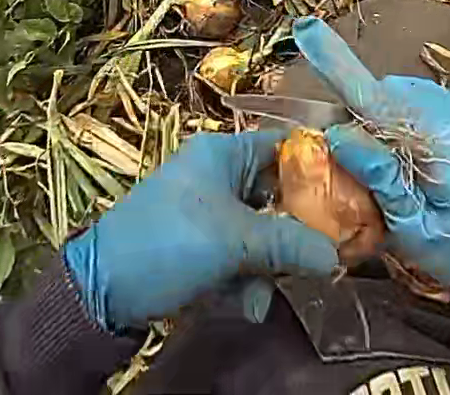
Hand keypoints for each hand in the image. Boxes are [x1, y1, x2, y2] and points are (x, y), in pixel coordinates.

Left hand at [62, 129, 338, 330]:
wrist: (104, 286)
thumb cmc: (170, 241)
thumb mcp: (233, 241)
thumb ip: (287, 243)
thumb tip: (335, 256)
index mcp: (222, 153)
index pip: (281, 145)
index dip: (314, 167)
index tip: (345, 197)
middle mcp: (218, 174)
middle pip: (274, 195)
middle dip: (289, 237)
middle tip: (312, 262)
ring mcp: (208, 209)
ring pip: (259, 231)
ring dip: (263, 268)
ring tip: (255, 297)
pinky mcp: (199, 242)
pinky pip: (237, 254)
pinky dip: (242, 279)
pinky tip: (240, 303)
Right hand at [295, 17, 449, 388]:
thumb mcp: (420, 236)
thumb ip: (381, 180)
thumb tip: (339, 133)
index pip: (384, 104)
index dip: (342, 69)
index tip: (307, 29)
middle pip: (395, 93)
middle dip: (371, 115)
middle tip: (369, 157)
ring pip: (414, 93)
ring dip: (398, 117)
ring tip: (413, 164)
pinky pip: (438, 99)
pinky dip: (423, 118)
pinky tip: (438, 155)